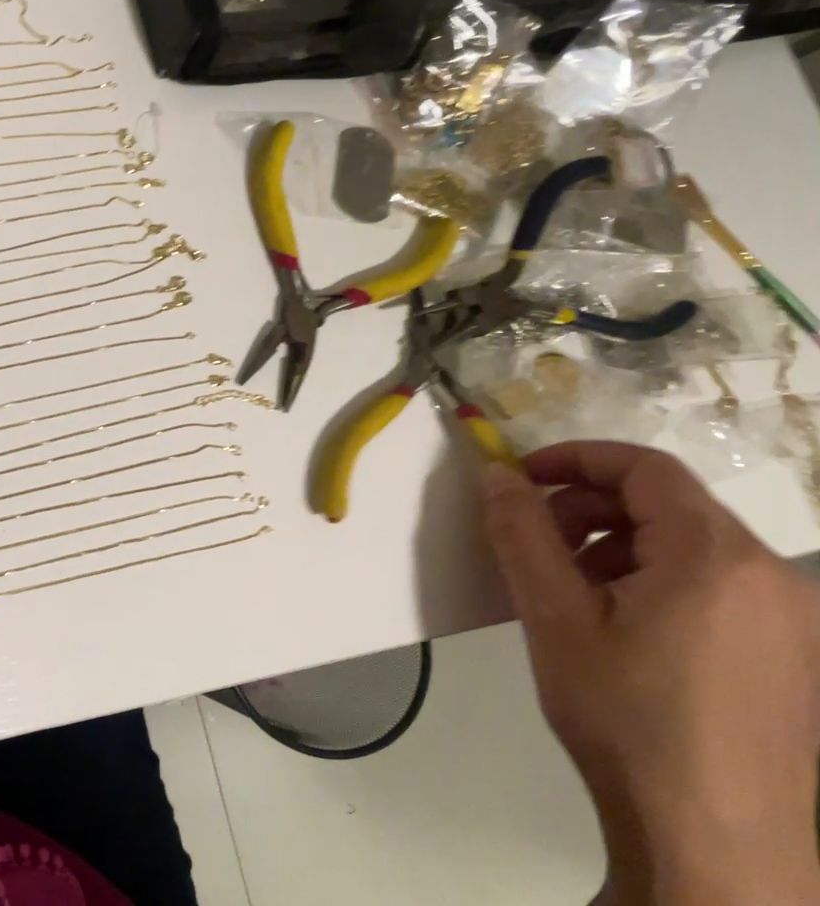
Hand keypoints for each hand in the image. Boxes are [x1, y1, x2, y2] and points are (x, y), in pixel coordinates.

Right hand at [483, 442, 819, 905]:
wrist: (712, 830)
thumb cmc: (623, 711)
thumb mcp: (553, 615)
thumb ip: (522, 533)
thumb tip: (498, 475)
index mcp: (717, 556)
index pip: (646, 469)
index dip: (573, 459)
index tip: (515, 479)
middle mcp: (774, 574)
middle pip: (669, 505)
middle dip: (587, 507)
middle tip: (529, 542)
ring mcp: (793, 617)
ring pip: (690, 545)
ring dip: (617, 545)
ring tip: (565, 592)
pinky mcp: (791, 652)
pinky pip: (715, 585)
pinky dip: (654, 579)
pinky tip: (615, 626)